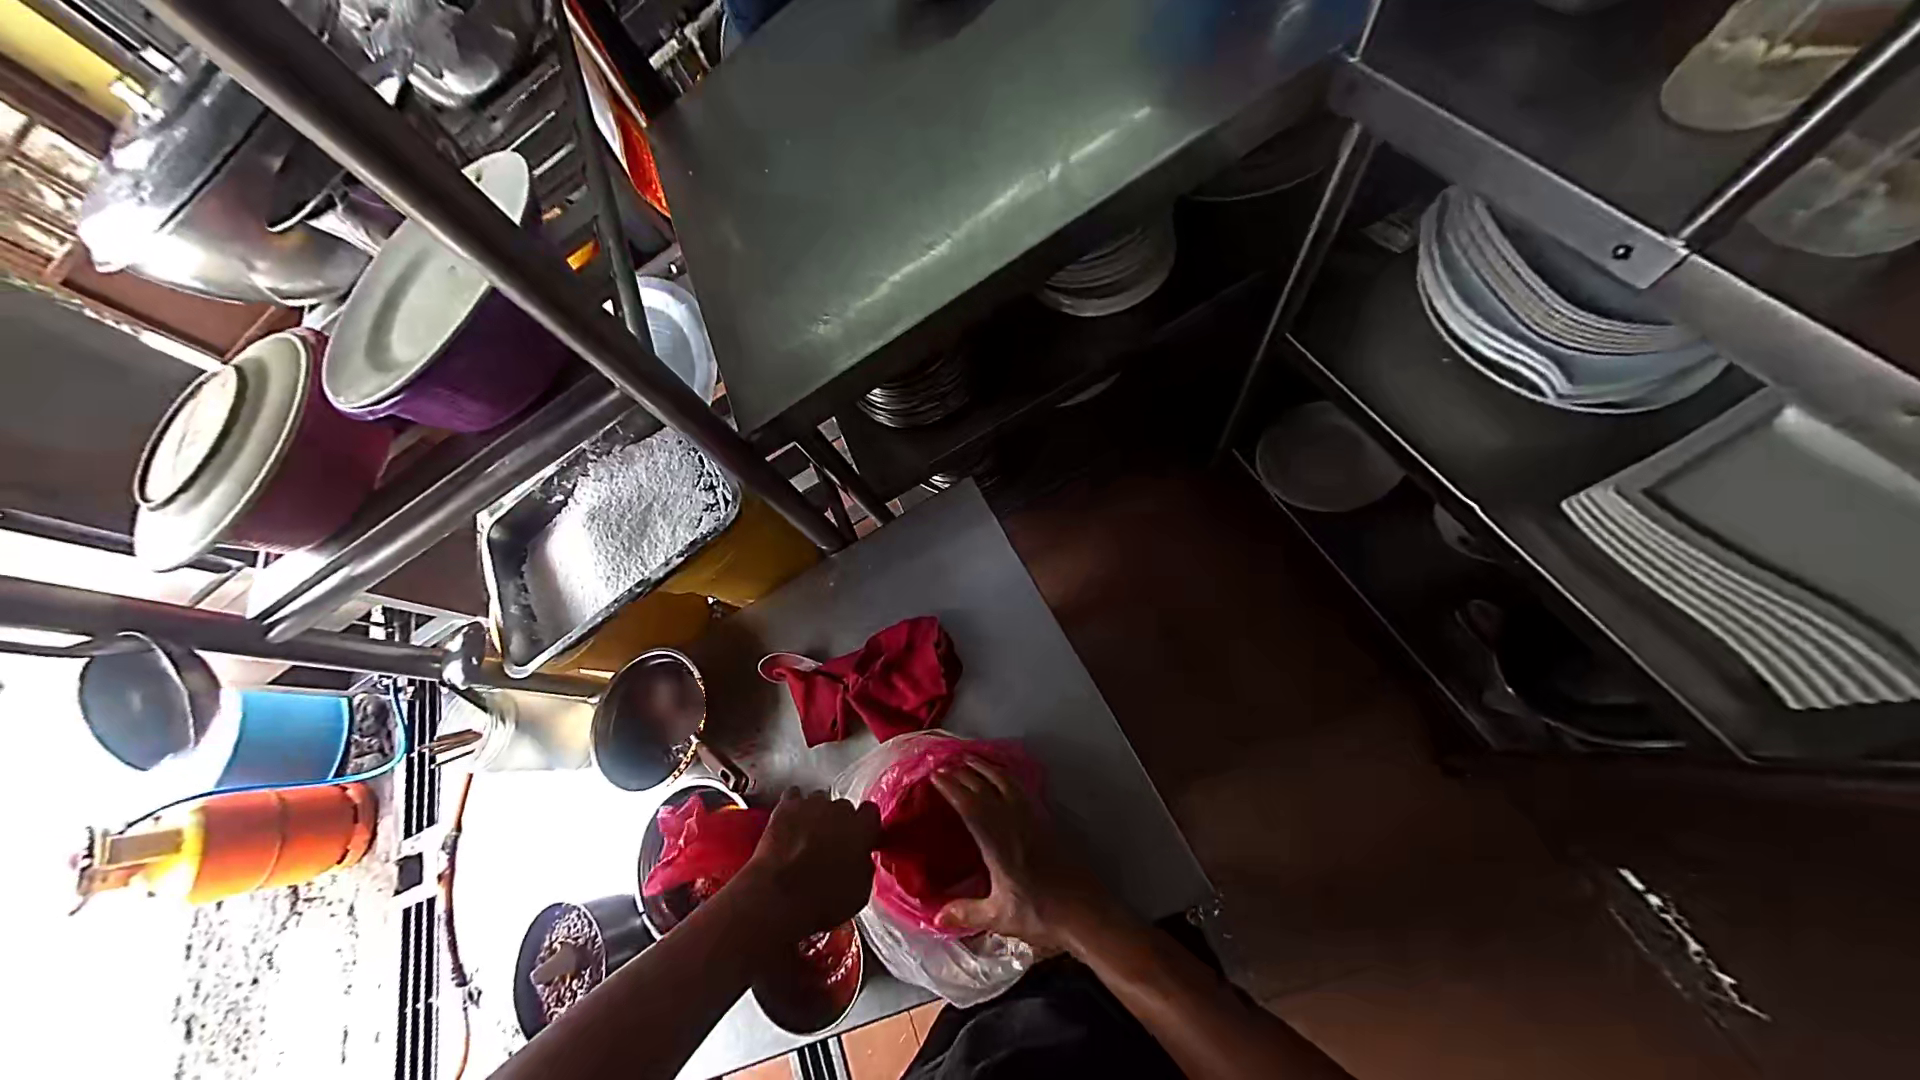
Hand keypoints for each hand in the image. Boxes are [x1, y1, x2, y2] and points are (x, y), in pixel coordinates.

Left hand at [735, 789, 881, 941]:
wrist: (779, 897)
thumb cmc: (821, 901)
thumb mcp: (858, 893)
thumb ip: (865, 867)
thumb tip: (861, 860)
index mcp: (862, 830)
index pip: (870, 813)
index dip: (864, 825)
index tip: (860, 836)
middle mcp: (839, 811)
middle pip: (844, 806)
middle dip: (839, 821)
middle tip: (830, 843)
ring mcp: (812, 805)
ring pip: (819, 800)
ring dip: (816, 814)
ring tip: (807, 835)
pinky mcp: (787, 807)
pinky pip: (793, 796)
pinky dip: (793, 806)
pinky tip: (790, 821)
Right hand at [930, 762, 1122, 953]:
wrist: (1087, 912)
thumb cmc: (1043, 915)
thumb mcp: (1000, 918)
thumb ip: (967, 913)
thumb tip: (936, 917)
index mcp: (999, 844)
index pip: (970, 806)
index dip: (951, 787)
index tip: (934, 775)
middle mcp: (1015, 823)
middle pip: (985, 788)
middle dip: (962, 772)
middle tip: (943, 764)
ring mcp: (1033, 818)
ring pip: (1005, 782)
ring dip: (985, 767)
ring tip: (969, 758)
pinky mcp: (1046, 820)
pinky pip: (1021, 788)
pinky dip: (1006, 775)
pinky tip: (1002, 775)